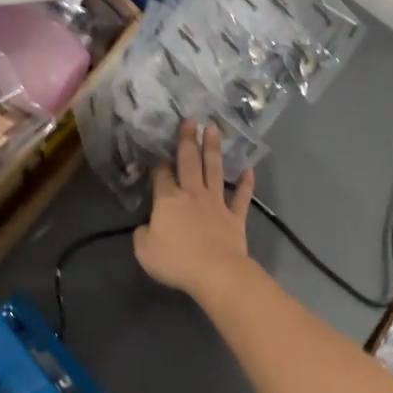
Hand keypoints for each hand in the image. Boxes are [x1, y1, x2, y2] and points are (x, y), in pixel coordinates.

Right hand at [135, 121, 255, 298]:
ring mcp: (217, 204)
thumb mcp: (144, 250)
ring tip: (214, 129)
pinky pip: (242, 197)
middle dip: (188, 140)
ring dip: (213, 149)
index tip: (159, 152)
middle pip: (190, 162)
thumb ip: (143, 234)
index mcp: (168, 201)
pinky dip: (246, 183)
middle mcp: (193, 194)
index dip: (159, 163)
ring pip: (215, 171)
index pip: (162, 176)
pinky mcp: (236, 217)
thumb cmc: (176, 261)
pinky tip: (249, 169)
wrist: (215, 272)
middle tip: (191, 120)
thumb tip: (147, 227)